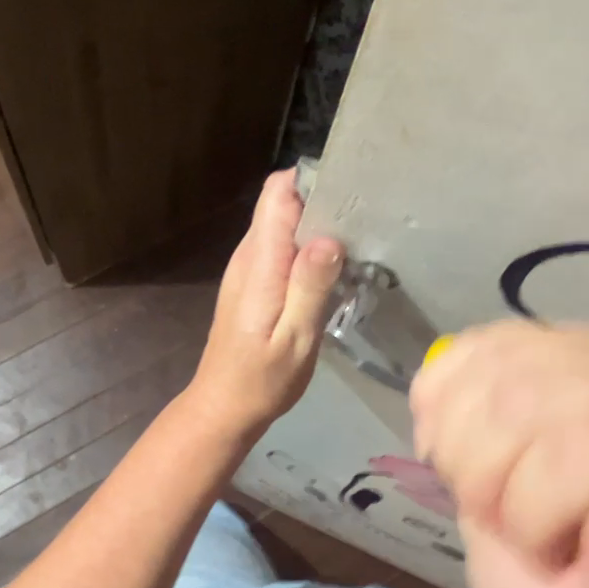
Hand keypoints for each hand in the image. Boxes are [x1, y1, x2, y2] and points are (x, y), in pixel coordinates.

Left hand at [183, 170, 343, 437]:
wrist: (224, 407)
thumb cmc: (262, 379)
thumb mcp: (296, 338)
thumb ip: (310, 285)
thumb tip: (329, 237)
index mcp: (260, 262)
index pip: (277, 193)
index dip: (311, 181)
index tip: (350, 190)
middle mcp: (249, 255)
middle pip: (281, 203)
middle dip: (320, 201)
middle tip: (364, 220)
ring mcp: (247, 268)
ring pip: (282, 224)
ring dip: (316, 227)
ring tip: (356, 241)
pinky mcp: (252, 282)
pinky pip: (280, 248)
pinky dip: (306, 249)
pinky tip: (331, 270)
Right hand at [410, 322, 588, 587]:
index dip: (530, 508)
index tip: (542, 556)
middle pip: (549, 394)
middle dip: (490, 471)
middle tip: (505, 524)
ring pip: (510, 361)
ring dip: (466, 437)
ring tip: (487, 489)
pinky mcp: (578, 345)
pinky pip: (488, 341)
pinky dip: (451, 395)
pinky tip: (466, 441)